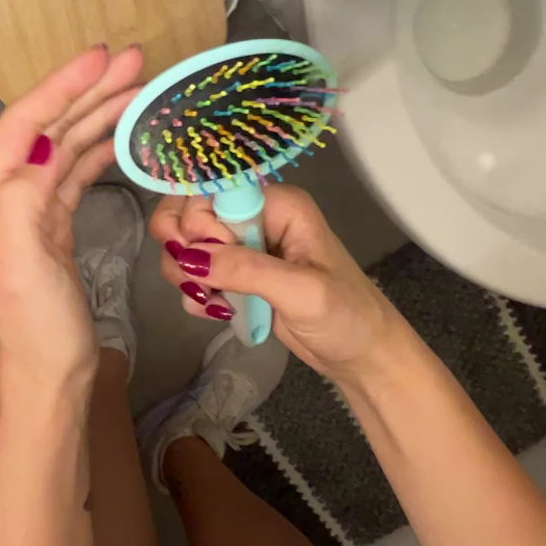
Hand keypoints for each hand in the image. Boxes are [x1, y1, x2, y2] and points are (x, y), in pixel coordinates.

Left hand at [0, 45, 144, 392]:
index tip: (103, 57)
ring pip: (67, 143)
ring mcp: (31, 207)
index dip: (61, 85)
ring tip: (142, 87)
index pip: (24, 123)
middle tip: (138, 60)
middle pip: (47, 125)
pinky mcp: (55, 222)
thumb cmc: (36, 326)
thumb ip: (22, 197)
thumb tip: (47, 146)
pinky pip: (78, 170)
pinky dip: (102, 145)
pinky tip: (126, 132)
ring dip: (101, 112)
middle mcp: (4, 194)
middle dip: (90, 89)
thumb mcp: (21, 263)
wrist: (51, 375)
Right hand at [151, 184, 403, 383]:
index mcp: (277, 205)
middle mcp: (255, 218)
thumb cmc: (346, 316)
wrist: (361, 355)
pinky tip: (217, 312)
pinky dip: (195, 293)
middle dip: (184, 250)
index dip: (197, 222)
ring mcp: (242, 248)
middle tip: (200, 283)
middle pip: (188, 213)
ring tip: (213, 303)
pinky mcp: (235, 276)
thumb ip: (246, 270)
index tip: (204, 258)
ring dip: (186, 276)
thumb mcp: (301, 292)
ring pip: (186, 245)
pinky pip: (193, 273)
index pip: (211, 190)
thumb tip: (190, 257)